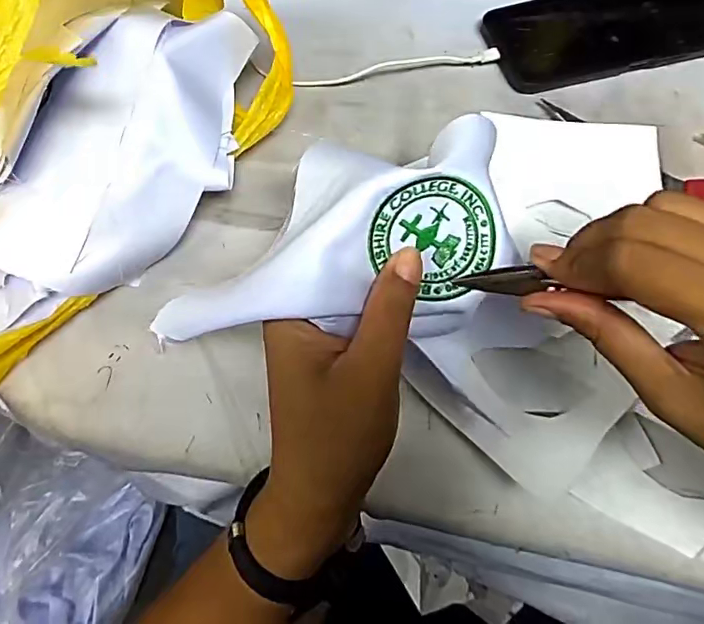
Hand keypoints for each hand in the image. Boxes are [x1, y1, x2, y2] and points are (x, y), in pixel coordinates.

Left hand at [248, 248, 421, 578]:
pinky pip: (349, 313)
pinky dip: (375, 303)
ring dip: (375, 275)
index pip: (316, 253)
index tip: (392, 204)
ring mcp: (307, 332)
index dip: (354, 228)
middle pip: (330, 269)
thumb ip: (388, 309)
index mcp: (285, 310)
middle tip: (415, 216)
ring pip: (343, 291)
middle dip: (370, 248)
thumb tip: (407, 249)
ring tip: (418, 241)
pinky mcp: (324, 349)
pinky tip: (406, 287)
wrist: (321, 499)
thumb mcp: (371, 368)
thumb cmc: (338, 435)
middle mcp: (290, 313)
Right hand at [522, 191, 703, 529]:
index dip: (581, 265)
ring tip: (603, 269)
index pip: (641, 262)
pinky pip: (699, 211)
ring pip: (668, 204)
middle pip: (649, 222)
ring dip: (620, 230)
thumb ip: (606, 336)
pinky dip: (655, 228)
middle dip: (591, 244)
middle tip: (567, 277)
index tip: (546, 279)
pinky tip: (646, 261)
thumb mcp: (678, 402)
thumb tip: (544, 294)